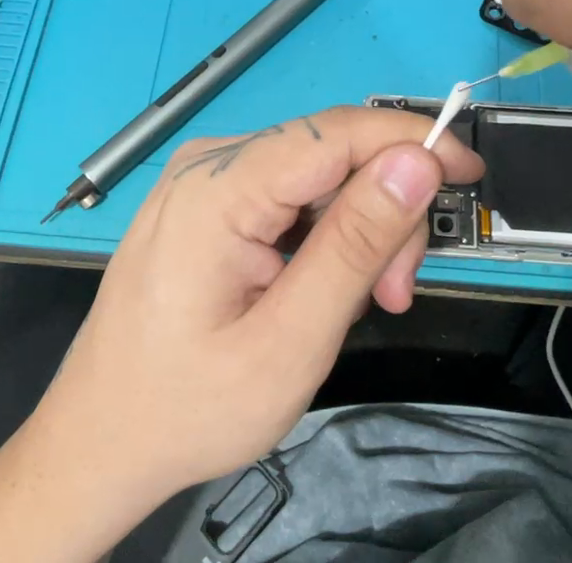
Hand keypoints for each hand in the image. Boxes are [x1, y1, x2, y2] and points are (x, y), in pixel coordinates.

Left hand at [32, 107, 482, 495]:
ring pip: (318, 176)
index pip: (338, 132)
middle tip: (396, 294)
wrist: (99, 440)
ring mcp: (205, 181)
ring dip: (358, 232)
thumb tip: (417, 162)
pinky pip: (290, 196)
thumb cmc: (188, 406)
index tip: (471, 174)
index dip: (413, 141)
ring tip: (362, 304)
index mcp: (217, 189)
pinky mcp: (209, 202)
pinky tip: (323, 290)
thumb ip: (354, 246)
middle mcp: (209, 164)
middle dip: (382, 213)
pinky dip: (325, 237)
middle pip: (332, 154)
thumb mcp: (289, 341)